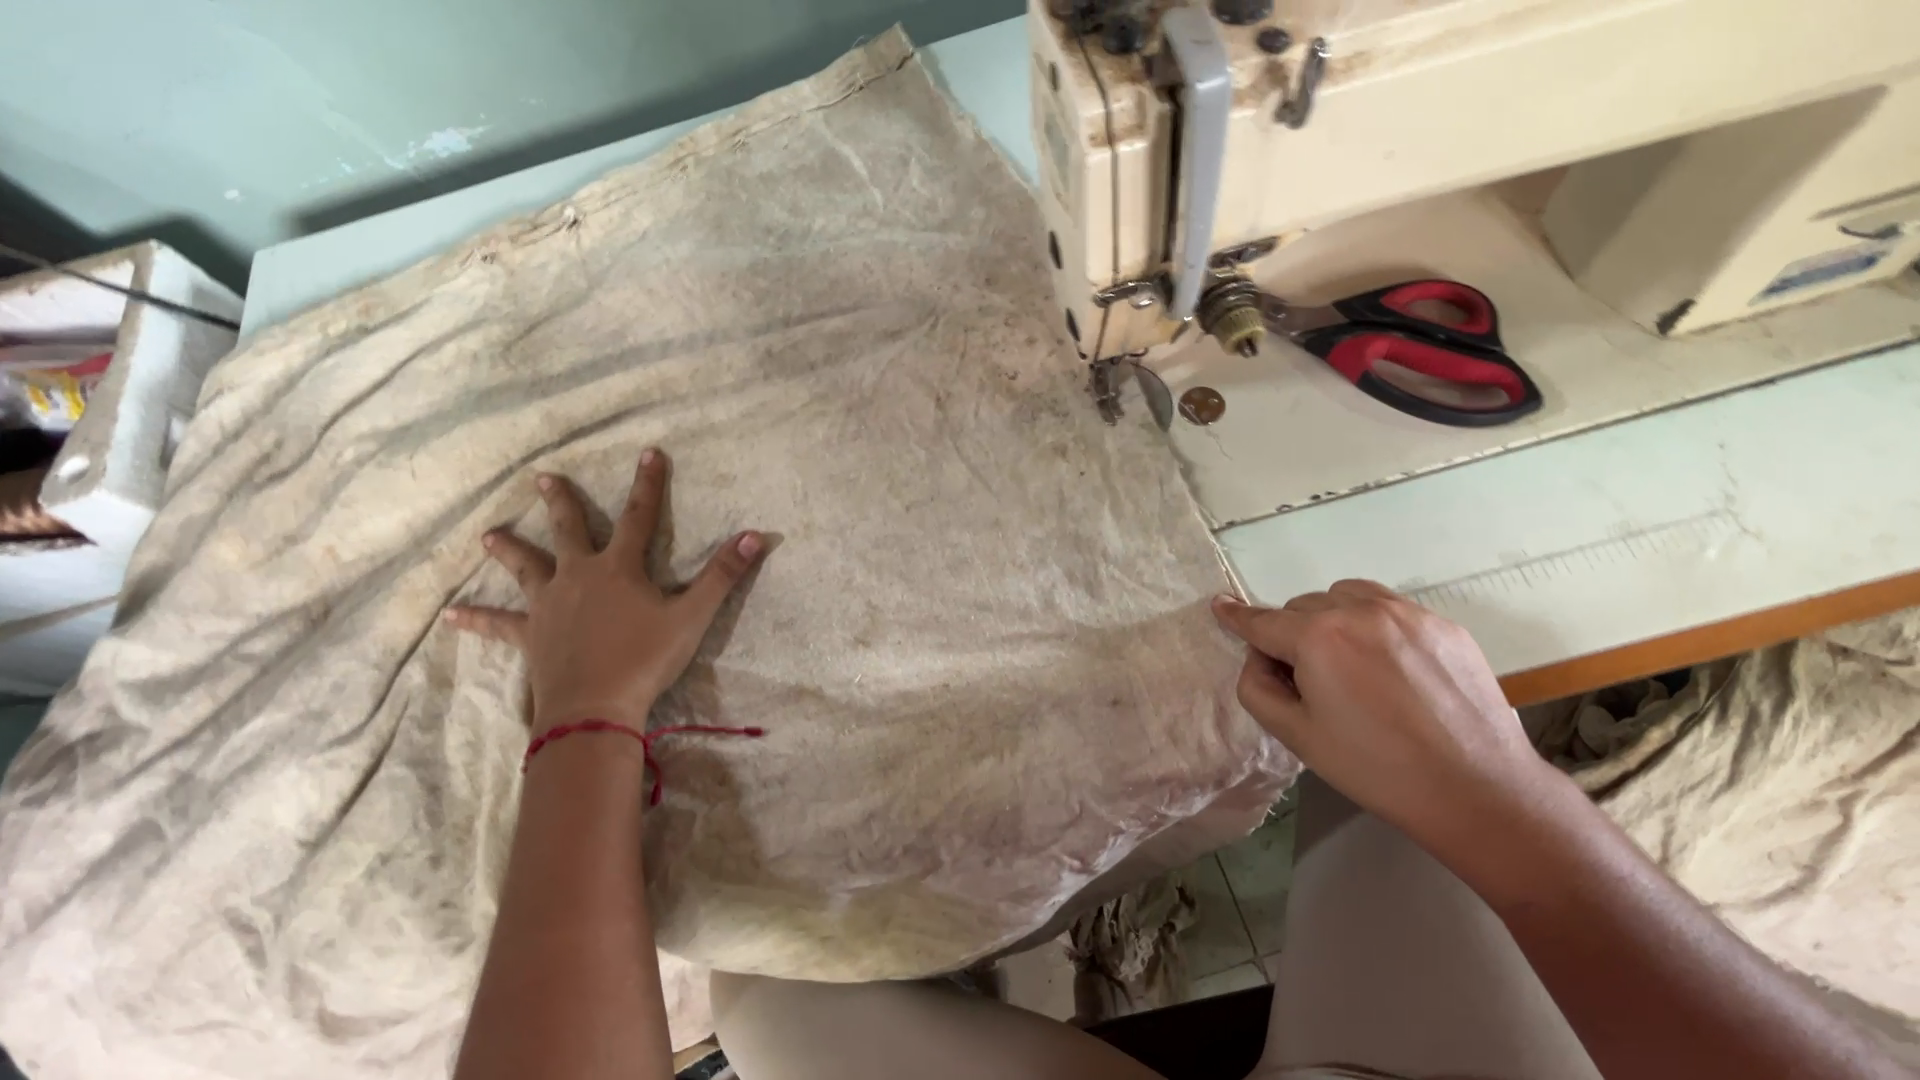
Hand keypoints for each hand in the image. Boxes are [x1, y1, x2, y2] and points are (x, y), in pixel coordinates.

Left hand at [446, 449, 766, 735]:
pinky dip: (477, 620)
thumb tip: (757, 535)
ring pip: (526, 569)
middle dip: (559, 502)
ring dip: (509, 550)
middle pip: (568, 530)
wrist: (594, 706)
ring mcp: (548, 605)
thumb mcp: (692, 616)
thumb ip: (723, 575)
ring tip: (487, 535)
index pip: (638, 517)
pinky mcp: (529, 635)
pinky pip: (498, 625)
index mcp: (618, 568)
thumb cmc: (645, 659)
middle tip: (541, 477)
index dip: (647, 485)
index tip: (649, 453)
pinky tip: (451, 616)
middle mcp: (578, 576)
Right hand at [1211, 580, 1554, 849]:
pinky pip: (1391, 609)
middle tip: (1306, 681)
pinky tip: (1390, 669)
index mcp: (1318, 637)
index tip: (1219, 605)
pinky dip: (1373, 625)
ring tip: (1347, 664)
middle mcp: (1360, 610)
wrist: (1476, 788)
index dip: (1237, 616)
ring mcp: (1408, 614)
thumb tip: (1259, 658)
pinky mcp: (1444, 626)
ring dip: (1332, 618)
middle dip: (1293, 633)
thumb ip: (1257, 687)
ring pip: (1348, 596)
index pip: (1263, 621)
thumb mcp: (1296, 736)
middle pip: (1304, 607)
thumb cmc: (1375, 767)